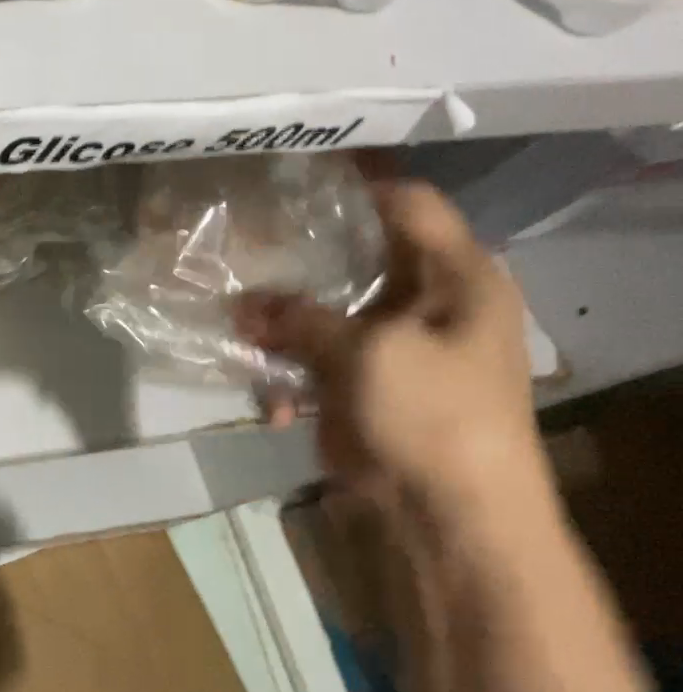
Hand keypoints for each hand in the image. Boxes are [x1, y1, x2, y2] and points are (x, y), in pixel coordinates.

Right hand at [235, 180, 548, 516]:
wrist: (449, 511)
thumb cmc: (430, 416)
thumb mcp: (365, 355)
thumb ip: (301, 320)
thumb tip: (240, 304)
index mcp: (457, 280)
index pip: (408, 208)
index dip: (356, 187)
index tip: (290, 181)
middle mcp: (428, 306)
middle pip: (355, 264)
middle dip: (295, 268)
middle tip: (236, 256)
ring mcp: (395, 353)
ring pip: (323, 320)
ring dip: (279, 333)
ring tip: (235, 337)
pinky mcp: (365, 393)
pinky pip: (314, 369)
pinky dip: (288, 384)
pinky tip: (271, 409)